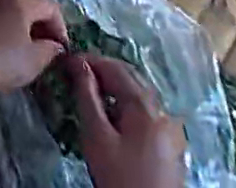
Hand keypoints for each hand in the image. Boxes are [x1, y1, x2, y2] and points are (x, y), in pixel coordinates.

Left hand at [0, 0, 67, 90]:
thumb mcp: (32, 62)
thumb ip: (50, 51)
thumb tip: (55, 46)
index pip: (51, 6)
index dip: (60, 29)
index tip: (59, 51)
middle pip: (32, 1)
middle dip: (42, 24)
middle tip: (45, 49)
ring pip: (13, 4)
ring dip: (24, 22)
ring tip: (24, 47)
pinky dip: (6, 21)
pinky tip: (3, 42)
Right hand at [69, 54, 185, 187]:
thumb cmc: (120, 179)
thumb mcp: (97, 136)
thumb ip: (87, 96)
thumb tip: (79, 65)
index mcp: (145, 105)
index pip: (114, 68)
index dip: (89, 60)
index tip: (66, 61)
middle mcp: (162, 110)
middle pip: (130, 77)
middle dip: (102, 70)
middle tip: (75, 72)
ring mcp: (170, 128)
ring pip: (138, 94)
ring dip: (114, 86)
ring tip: (89, 90)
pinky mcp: (170, 144)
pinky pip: (145, 111)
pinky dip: (125, 103)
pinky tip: (111, 114)